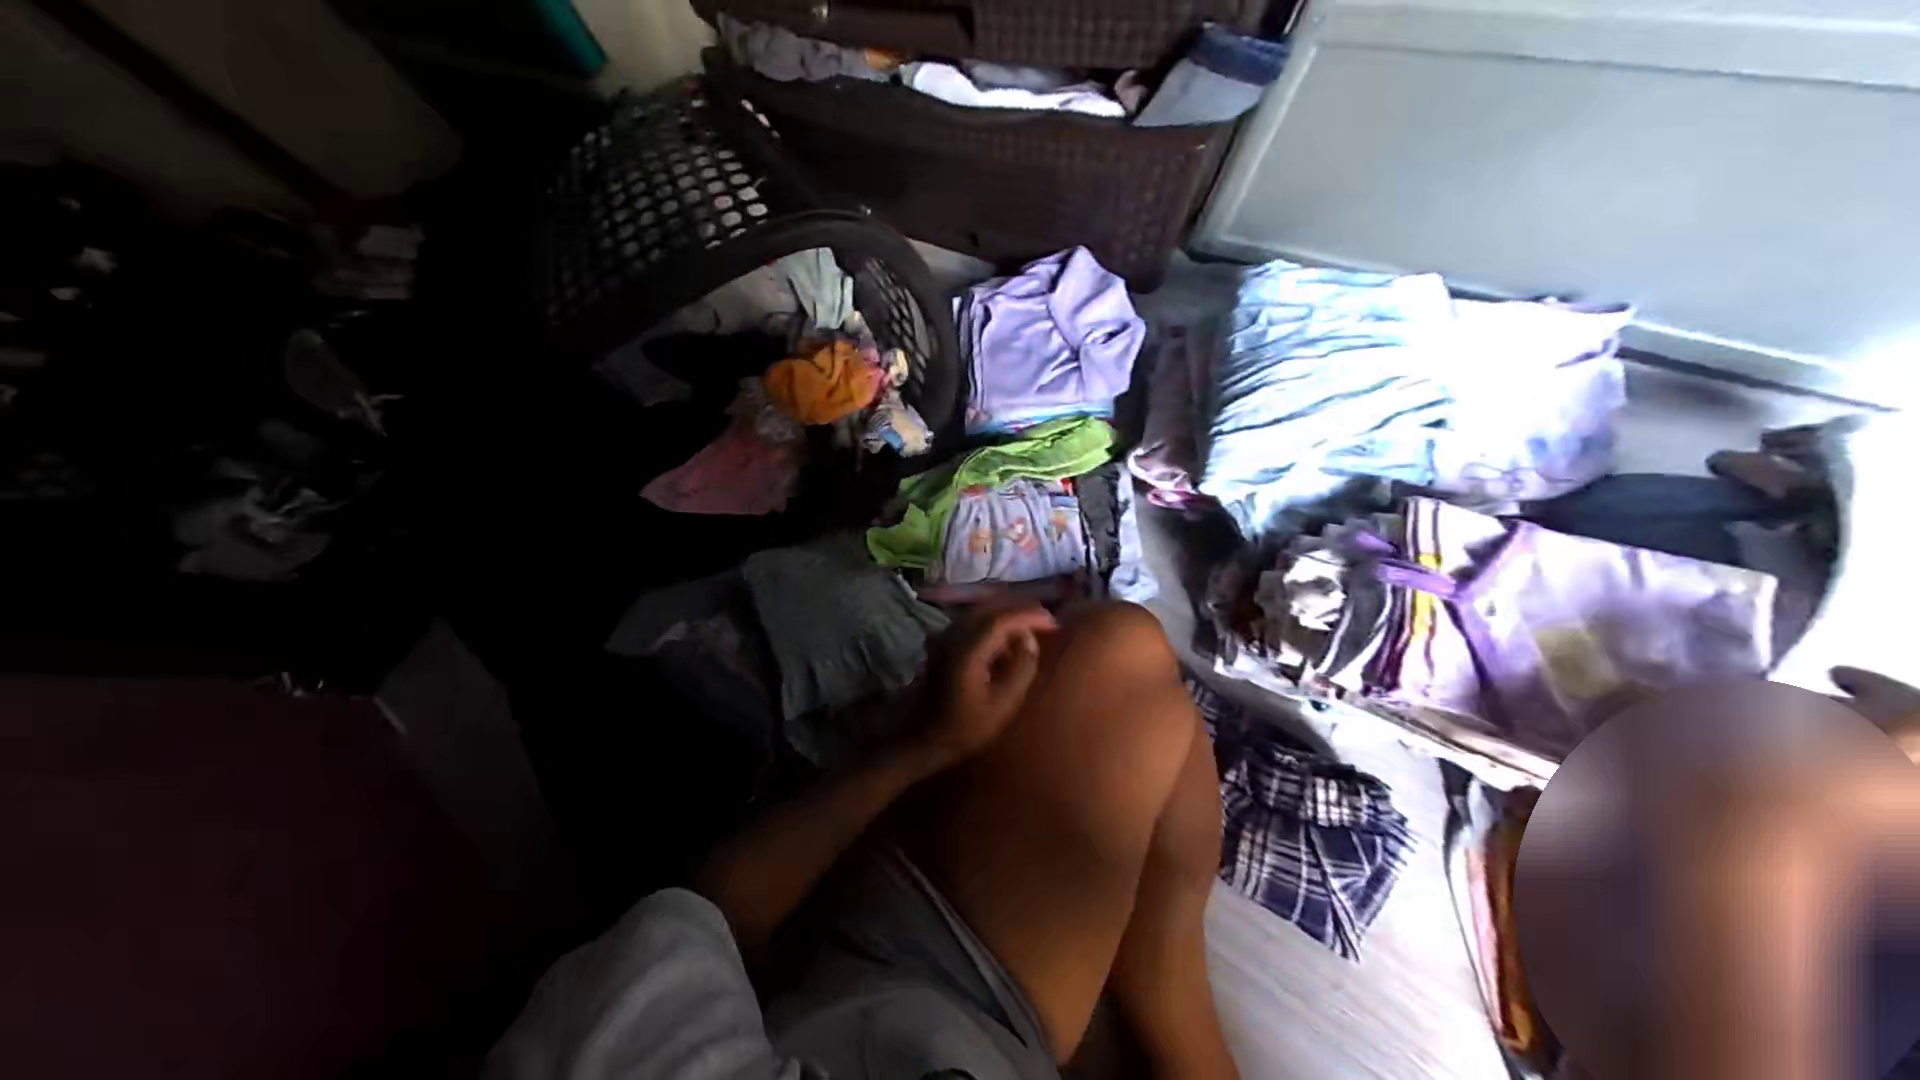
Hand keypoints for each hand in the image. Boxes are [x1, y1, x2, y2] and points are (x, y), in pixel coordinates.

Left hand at [917, 604, 1057, 768]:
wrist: (920, 739)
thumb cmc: (964, 728)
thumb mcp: (1002, 704)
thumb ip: (1021, 668)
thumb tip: (1030, 639)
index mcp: (967, 648)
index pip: (1002, 619)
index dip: (1030, 615)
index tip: (1053, 622)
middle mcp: (953, 635)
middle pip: (991, 610)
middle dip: (1020, 611)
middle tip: (1047, 622)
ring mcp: (943, 638)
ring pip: (980, 615)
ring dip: (1006, 617)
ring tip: (1032, 630)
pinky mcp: (941, 644)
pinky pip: (972, 624)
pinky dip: (993, 626)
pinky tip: (1007, 641)